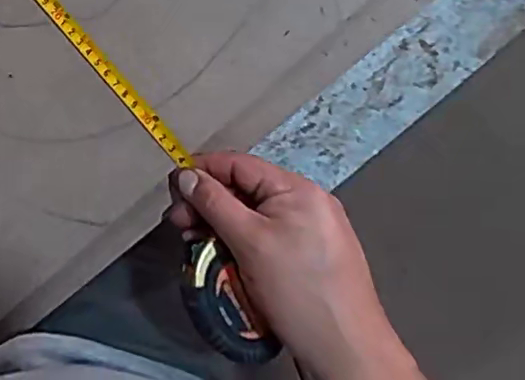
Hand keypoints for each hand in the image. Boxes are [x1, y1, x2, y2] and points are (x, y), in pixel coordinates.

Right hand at [168, 152, 422, 379]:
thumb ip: (212, 201)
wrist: (351, 360)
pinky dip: (240, 242)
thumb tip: (184, 174)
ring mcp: (312, 231)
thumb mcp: (248, 241)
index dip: (201, 171)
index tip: (173, 190)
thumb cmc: (299, 293)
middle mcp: (307, 202)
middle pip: (242, 189)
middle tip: (181, 225)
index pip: (236, 163)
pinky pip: (265, 236)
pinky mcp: (310, 257)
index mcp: (297, 189)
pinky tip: (225, 257)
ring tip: (198, 245)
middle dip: (207, 205)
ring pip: (251, 215)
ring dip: (219, 226)